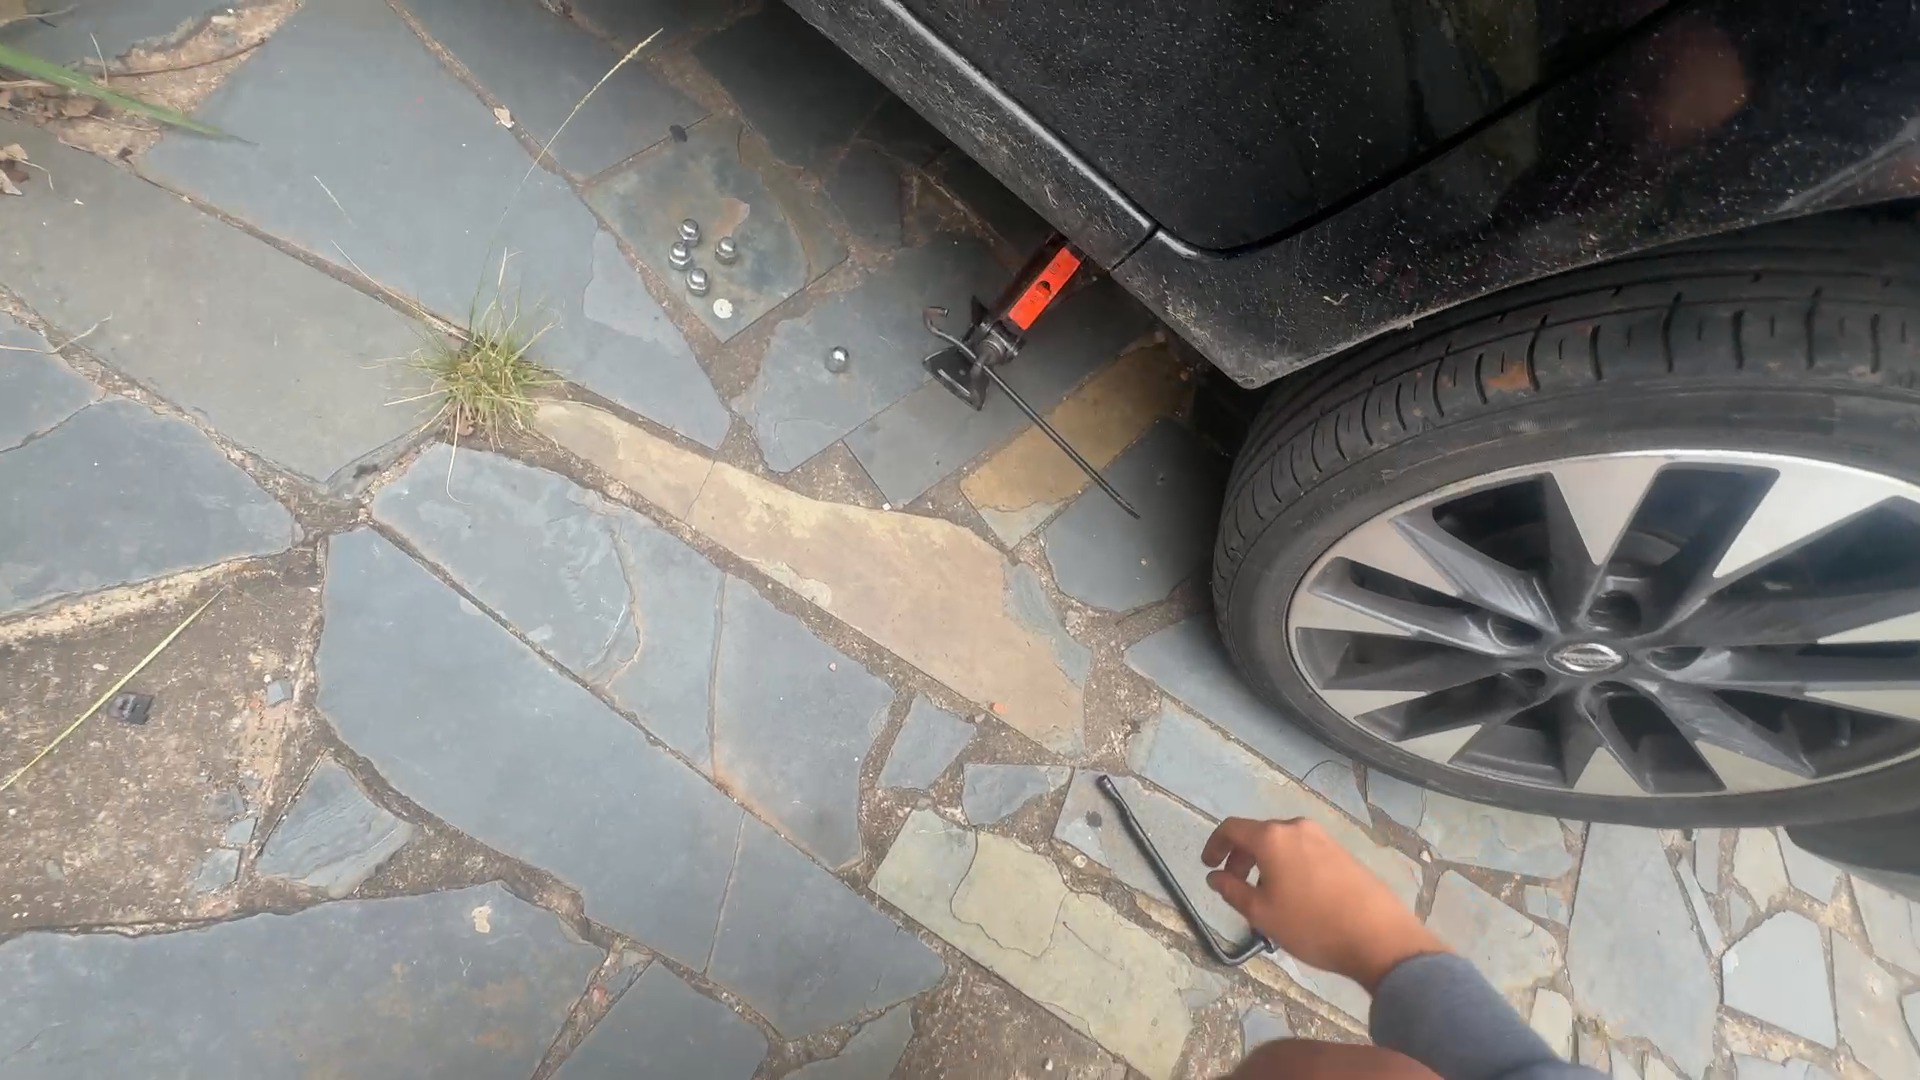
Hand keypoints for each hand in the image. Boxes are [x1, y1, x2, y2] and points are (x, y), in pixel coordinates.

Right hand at [1203, 816, 1445, 990]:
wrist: (1383, 940)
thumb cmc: (1313, 925)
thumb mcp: (1262, 914)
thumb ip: (1231, 890)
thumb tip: (1215, 876)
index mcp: (1271, 837)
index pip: (1231, 829)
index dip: (1215, 845)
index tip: (1209, 865)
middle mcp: (1296, 828)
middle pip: (1258, 834)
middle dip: (1241, 857)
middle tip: (1235, 884)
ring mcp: (1324, 839)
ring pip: (1283, 844)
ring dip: (1267, 863)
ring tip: (1267, 895)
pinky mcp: (1345, 853)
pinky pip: (1305, 852)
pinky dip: (1290, 865)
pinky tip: (1298, 895)